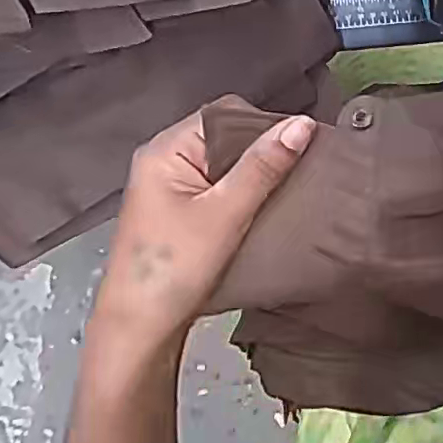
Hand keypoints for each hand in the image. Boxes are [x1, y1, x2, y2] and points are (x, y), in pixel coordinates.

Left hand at [94, 105, 315, 345]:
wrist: (140, 328)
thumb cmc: (176, 267)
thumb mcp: (226, 212)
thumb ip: (263, 166)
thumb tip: (302, 124)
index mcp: (166, 149)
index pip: (225, 115)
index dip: (265, 126)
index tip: (301, 147)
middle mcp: (164, 160)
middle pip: (226, 137)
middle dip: (262, 152)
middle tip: (299, 170)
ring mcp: (170, 187)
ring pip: (226, 164)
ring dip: (256, 174)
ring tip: (289, 187)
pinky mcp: (179, 211)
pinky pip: (220, 187)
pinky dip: (244, 193)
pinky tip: (266, 205)